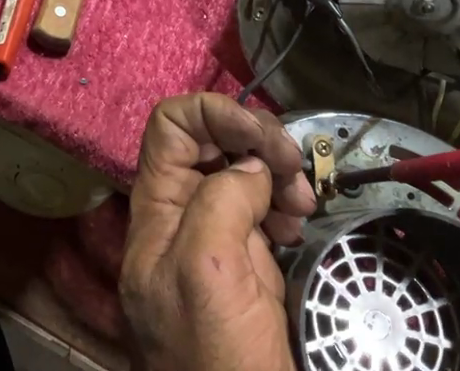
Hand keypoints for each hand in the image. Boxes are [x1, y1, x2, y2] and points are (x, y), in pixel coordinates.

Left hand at [120, 93, 318, 370]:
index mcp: (156, 215)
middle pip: (209, 143)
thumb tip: (250, 167)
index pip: (170, 128)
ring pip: (240, 172)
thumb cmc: (220, 360)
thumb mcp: (207, 272)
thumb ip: (220, 202)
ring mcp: (215, 241)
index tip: (261, 136)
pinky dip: (284, 203)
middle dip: (255, 141)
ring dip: (276, 172)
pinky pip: (262, 208)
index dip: (214, 115)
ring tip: (303, 201)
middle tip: (294, 167)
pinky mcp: (247, 264)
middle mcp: (181, 219)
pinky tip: (300, 222)